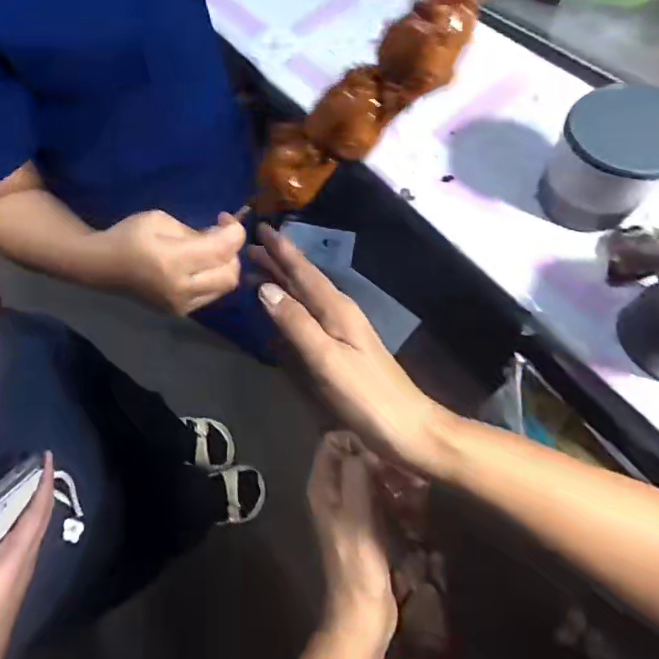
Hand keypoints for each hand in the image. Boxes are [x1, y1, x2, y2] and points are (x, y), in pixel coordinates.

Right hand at [0, 453, 55, 658]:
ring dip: (37, 502)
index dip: (44, 487)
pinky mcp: (13, 581)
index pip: (35, 517)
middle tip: (41, 460)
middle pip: (40, 520)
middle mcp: (23, 564)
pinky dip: (27, 518)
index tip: (49, 460)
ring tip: (30, 477)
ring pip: (35, 529)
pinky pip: (26, 539)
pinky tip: (13, 512)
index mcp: (13, 563)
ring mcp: (20, 573)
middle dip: (44, 488)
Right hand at [104, 210, 245, 315]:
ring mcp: (180, 304)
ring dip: (224, 266)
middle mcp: (181, 287)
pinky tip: (199, 266)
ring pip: (224, 288)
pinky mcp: (178, 312)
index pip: (222, 250)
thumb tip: (216, 238)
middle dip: (233, 251)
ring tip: (211, 250)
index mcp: (173, 261)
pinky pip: (210, 295)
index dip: (235, 232)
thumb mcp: (159, 220)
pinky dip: (212, 279)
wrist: (102, 266)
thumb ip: (193, 231)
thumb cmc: (128, 236)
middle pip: (230, 274)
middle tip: (219, 234)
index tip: (226, 218)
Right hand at [252, 225, 454, 476]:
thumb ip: (296, 323)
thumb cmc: (367, 396)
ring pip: (305, 293)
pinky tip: (281, 305)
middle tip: (246, 247)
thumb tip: (264, 287)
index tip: (260, 226)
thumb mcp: (327, 360)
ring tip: (255, 270)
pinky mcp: (342, 346)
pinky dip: (290, 301)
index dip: (281, 250)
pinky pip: (308, 310)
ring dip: (281, 279)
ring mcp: (343, 329)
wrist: (412, 432)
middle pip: (303, 279)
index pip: (303, 271)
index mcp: (336, 309)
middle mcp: (340, 311)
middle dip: (276, 261)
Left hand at [310, 431, 397, 638]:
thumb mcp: (355, 513)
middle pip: (350, 458)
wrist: (363, 607)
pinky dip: (391, 494)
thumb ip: (356, 476)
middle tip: (404, 470)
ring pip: (366, 476)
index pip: (331, 443)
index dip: (355, 440)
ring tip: (413, 485)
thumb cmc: (357, 559)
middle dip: (375, 458)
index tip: (383, 449)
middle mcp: (331, 491)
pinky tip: (411, 502)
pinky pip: (376, 496)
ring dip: (387, 477)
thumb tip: (365, 449)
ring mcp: (348, 507)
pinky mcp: (364, 523)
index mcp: (321, 484)